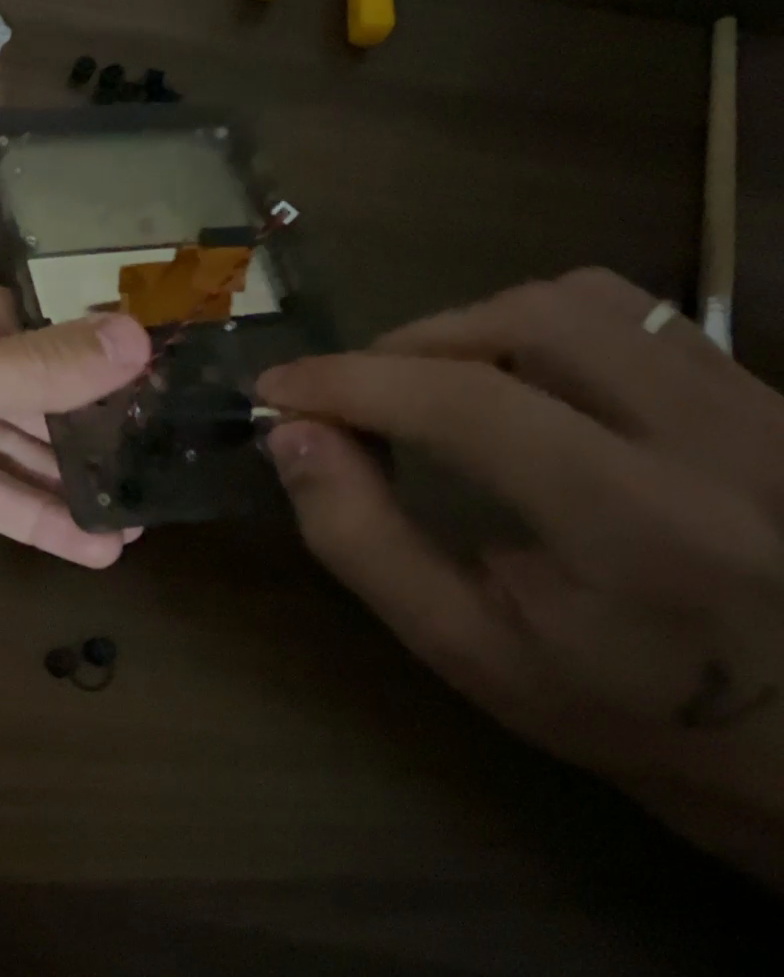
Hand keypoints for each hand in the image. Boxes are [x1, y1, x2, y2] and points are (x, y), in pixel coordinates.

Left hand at [0, 263, 152, 615]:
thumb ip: (29, 370)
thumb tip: (135, 337)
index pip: (22, 319)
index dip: (89, 352)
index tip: (161, 388)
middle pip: (14, 384)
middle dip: (82, 425)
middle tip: (159, 462)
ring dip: (59, 478)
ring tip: (136, 516)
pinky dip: (20, 511)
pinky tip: (84, 544)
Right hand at [256, 268, 783, 883]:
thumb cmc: (616, 706)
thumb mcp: (461, 645)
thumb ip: (363, 540)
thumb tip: (291, 438)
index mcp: (641, 530)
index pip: (471, 405)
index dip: (352, 382)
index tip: (274, 392)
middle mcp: (723, 442)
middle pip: (532, 321)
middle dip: (407, 345)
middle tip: (352, 399)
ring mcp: (764, 407)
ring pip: (586, 302)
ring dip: (468, 329)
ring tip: (421, 388)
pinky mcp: (769, 393)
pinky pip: (628, 319)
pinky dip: (529, 334)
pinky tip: (503, 389)